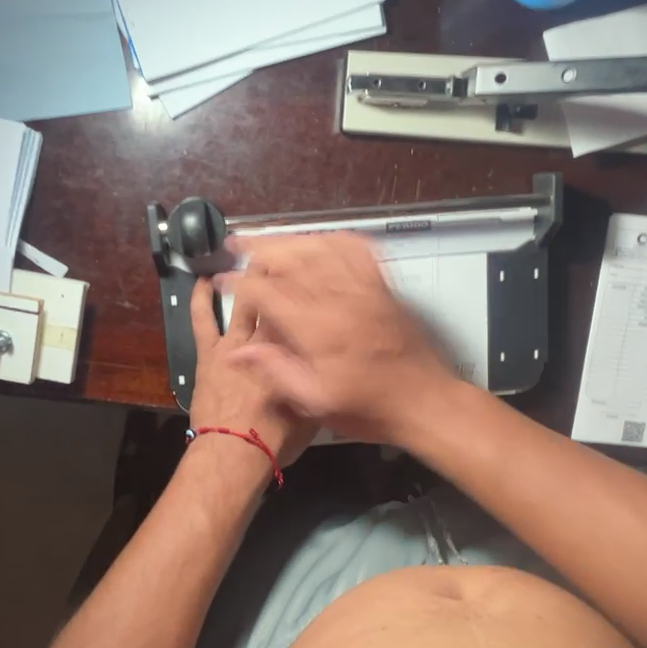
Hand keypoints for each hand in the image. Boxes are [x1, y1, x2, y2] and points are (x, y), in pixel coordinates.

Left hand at [187, 277, 317, 467]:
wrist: (236, 451)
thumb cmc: (278, 438)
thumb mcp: (313, 412)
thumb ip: (317, 385)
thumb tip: (325, 372)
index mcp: (298, 352)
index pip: (306, 315)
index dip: (311, 294)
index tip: (318, 277)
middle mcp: (269, 340)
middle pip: (280, 300)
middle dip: (285, 279)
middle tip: (291, 259)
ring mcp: (236, 343)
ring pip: (245, 301)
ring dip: (250, 280)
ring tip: (256, 260)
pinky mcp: (210, 353)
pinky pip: (203, 319)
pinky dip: (201, 298)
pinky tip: (202, 279)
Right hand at [222, 233, 461, 444]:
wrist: (424, 402)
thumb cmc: (369, 408)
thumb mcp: (315, 401)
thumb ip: (275, 370)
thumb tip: (237, 351)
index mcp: (317, 327)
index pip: (267, 291)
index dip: (238, 283)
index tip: (222, 281)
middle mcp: (339, 298)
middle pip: (291, 257)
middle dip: (258, 248)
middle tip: (236, 244)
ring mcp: (364, 288)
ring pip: (320, 247)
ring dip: (290, 239)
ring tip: (268, 239)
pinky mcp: (383, 287)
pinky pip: (357, 249)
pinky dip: (334, 239)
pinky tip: (320, 239)